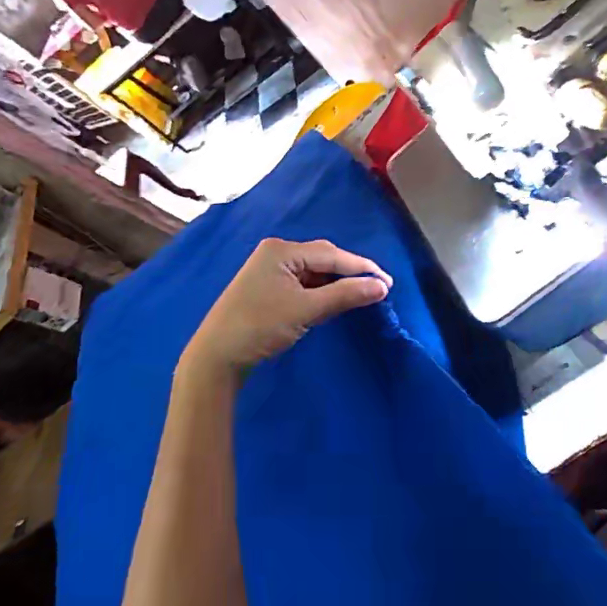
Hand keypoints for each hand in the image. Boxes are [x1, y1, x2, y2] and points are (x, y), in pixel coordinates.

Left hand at [182, 239, 391, 377]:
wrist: (217, 355)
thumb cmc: (260, 326)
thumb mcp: (305, 309)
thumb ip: (344, 295)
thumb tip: (381, 286)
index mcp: (281, 250)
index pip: (331, 254)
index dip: (362, 267)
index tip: (389, 283)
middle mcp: (275, 253)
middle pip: (322, 258)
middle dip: (350, 272)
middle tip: (378, 288)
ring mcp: (269, 270)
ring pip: (313, 271)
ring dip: (336, 282)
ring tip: (362, 294)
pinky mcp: (267, 288)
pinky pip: (302, 282)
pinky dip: (320, 290)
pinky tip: (334, 299)